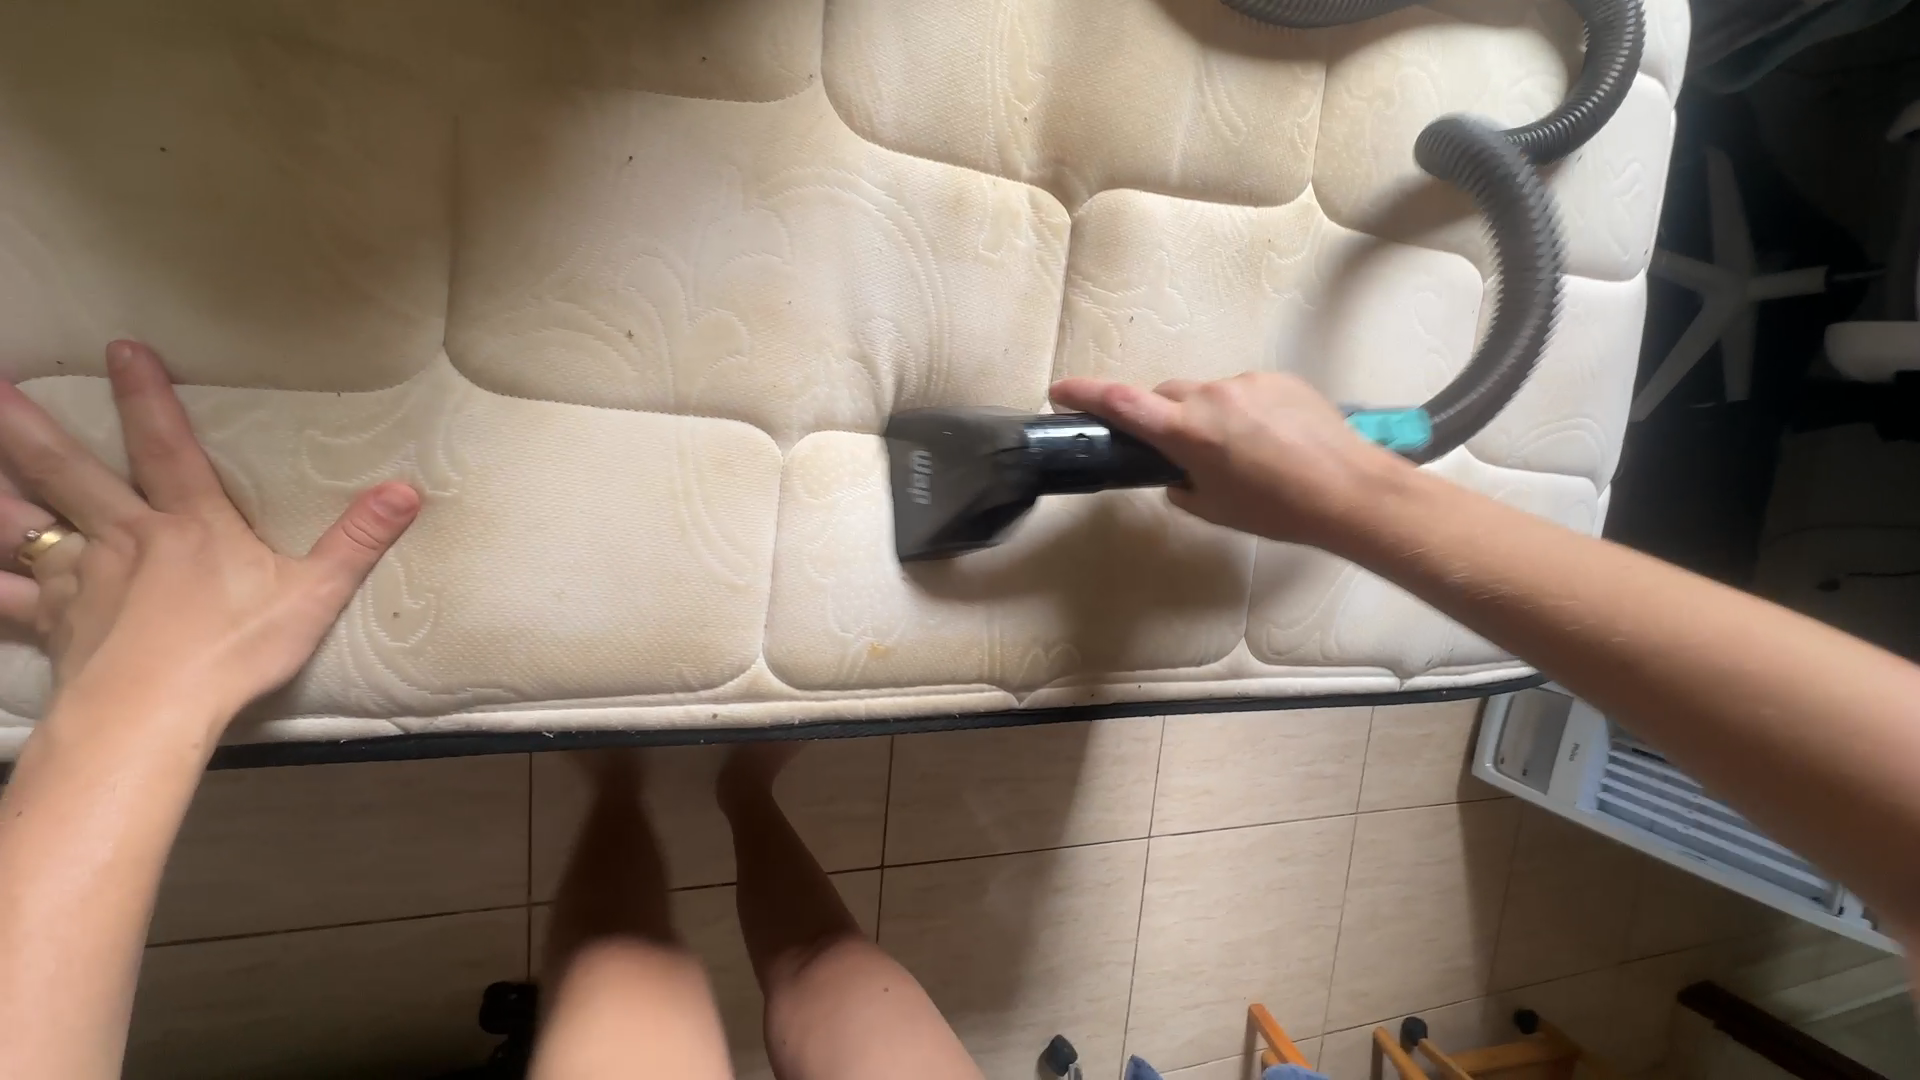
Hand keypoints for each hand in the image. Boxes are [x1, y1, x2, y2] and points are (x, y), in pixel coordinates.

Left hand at [0, 341, 419, 720]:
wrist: (153, 713)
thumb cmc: (239, 648)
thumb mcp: (318, 592)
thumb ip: (359, 539)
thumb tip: (407, 489)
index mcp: (192, 526)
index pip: (167, 448)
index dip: (147, 398)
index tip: (122, 348)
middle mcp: (124, 538)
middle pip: (66, 473)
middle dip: (25, 426)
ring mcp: (78, 579)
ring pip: (17, 524)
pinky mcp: (51, 622)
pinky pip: (2, 594)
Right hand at [1048, 373, 1410, 551]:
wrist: (1350, 491)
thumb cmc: (1274, 510)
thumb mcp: (1214, 508)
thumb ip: (1181, 486)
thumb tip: (1177, 475)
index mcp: (1187, 431)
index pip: (1122, 403)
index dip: (1085, 394)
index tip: (1058, 391)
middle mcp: (1211, 397)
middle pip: (1164, 394)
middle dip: (1159, 415)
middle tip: (1175, 448)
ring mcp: (1247, 382)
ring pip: (1206, 393)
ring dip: (1205, 415)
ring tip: (1238, 451)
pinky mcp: (1279, 379)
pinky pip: (1243, 391)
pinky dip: (1241, 411)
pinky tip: (1269, 440)